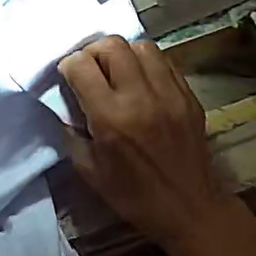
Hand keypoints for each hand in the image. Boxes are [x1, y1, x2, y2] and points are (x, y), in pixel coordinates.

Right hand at [57, 36, 255, 255]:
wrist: (190, 210)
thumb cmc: (132, 195)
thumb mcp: (87, 168)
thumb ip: (71, 128)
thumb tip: (64, 99)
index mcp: (111, 119)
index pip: (81, 65)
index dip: (68, 66)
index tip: (68, 77)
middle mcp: (141, 99)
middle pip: (112, 45)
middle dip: (93, 52)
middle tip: (91, 70)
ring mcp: (170, 95)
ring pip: (141, 46)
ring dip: (122, 53)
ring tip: (117, 72)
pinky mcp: (189, 96)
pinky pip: (164, 62)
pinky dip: (146, 64)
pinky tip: (140, 81)